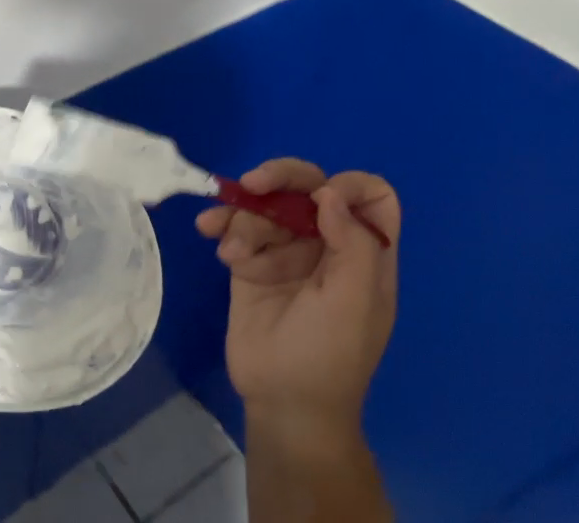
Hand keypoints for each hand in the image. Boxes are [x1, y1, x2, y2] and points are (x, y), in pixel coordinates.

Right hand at [195, 158, 399, 430]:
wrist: (284, 400)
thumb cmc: (329, 353)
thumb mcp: (354, 301)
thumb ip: (354, 244)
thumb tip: (329, 192)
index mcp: (365, 252)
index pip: (369, 197)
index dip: (347, 186)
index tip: (318, 199)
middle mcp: (327, 244)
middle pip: (310, 186)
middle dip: (280, 178)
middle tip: (252, 185)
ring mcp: (287, 252)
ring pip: (266, 205)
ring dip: (243, 218)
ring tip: (231, 253)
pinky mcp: (251, 262)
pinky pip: (236, 227)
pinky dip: (221, 224)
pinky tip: (209, 234)